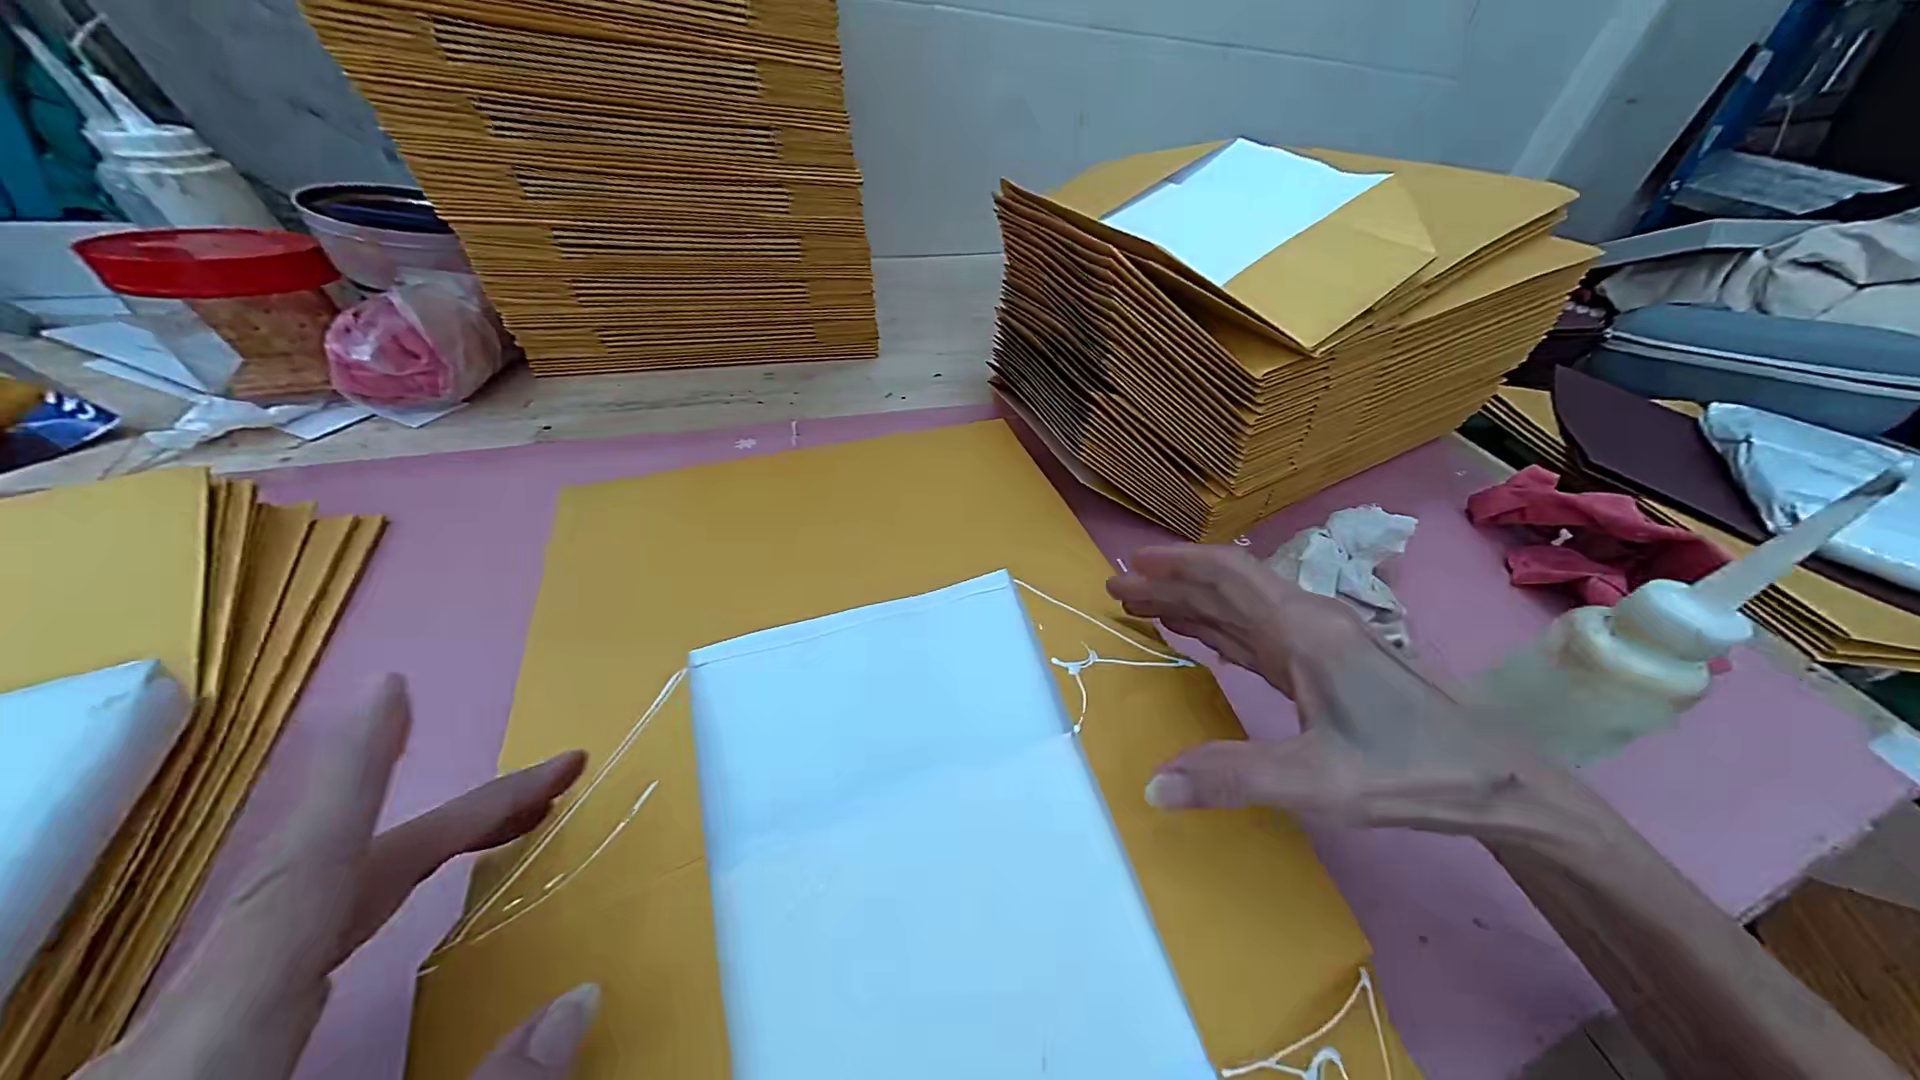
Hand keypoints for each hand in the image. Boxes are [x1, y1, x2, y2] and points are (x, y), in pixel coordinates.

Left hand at [77, 675, 595, 1079]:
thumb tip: (579, 1000)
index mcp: (218, 1036)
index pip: (303, 869)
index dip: (355, 770)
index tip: (391, 690)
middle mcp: (193, 1020)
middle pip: (333, 876)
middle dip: (453, 815)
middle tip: (547, 781)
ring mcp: (180, 1039)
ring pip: (309, 907)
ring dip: (417, 849)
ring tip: (506, 825)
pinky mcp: (184, 1059)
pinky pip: (286, 945)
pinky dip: (364, 895)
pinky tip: (393, 904)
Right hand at [1108, 545, 1612, 846]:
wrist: (1497, 782)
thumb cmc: (1410, 770)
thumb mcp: (1318, 782)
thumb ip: (1232, 777)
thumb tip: (1152, 784)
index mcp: (1302, 630)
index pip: (1227, 574)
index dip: (1176, 563)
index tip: (1131, 565)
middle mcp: (1306, 621)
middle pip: (1225, 587)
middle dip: (1169, 583)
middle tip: (1116, 591)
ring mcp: (1316, 642)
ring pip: (1238, 608)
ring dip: (1189, 603)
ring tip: (1141, 607)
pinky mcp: (1321, 663)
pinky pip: (1254, 633)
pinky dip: (1215, 627)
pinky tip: (1196, 633)